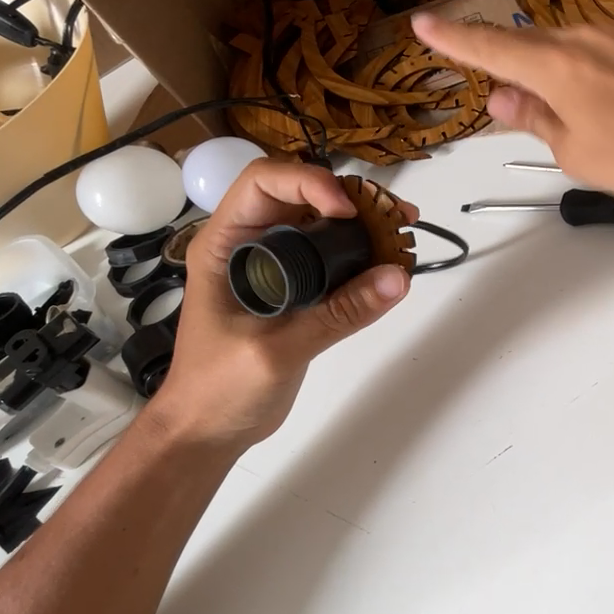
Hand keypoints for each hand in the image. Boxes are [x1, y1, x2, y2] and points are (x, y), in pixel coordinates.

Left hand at [147, 160, 412, 451]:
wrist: (208, 430)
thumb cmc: (219, 388)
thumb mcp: (280, 349)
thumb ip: (340, 313)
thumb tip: (399, 278)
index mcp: (225, 244)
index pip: (264, 183)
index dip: (308, 183)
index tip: (348, 212)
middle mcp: (251, 243)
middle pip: (302, 193)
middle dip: (352, 196)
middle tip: (397, 214)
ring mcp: (276, 263)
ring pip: (323, 220)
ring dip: (366, 218)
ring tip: (404, 229)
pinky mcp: (299, 284)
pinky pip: (335, 252)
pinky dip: (366, 248)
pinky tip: (393, 258)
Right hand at [411, 14, 613, 197]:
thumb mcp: (575, 152)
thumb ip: (534, 120)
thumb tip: (502, 97)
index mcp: (554, 65)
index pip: (490, 48)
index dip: (453, 37)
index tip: (422, 21)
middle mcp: (581, 38)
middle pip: (529, 48)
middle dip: (514, 70)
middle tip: (514, 103)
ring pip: (566, 49)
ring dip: (556, 75)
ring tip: (577, 117)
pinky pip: (598, 51)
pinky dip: (587, 72)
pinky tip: (609, 103)